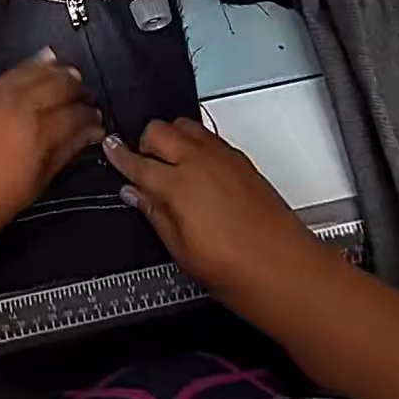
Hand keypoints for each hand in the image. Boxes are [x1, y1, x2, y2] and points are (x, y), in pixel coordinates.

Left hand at [0, 49, 103, 237]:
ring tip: (71, 78)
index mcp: (40, 133)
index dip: (91, 117)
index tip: (97, 121)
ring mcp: (2, 97)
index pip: (76, 114)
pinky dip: (34, 64)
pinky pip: (15, 71)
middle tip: (86, 99)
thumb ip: (68, 150)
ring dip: (60, 72)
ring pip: (40, 72)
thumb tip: (91, 133)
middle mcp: (23, 107)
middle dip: (79, 90)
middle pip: (61, 85)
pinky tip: (46, 60)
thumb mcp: (41, 181)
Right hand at [104, 118, 335, 301]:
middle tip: (143, 165)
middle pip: (159, 130)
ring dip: (170, 138)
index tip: (109, 146)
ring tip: (169, 165)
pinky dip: (194, 143)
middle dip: (144, 143)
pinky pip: (207, 136)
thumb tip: (133, 194)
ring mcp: (222, 156)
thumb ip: (154, 214)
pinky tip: (195, 169)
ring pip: (184, 125)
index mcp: (179, 186)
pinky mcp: (240, 159)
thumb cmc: (237, 273)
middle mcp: (199, 161)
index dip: (119, 155)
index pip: (138, 162)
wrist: (289, 273)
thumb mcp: (182, 252)